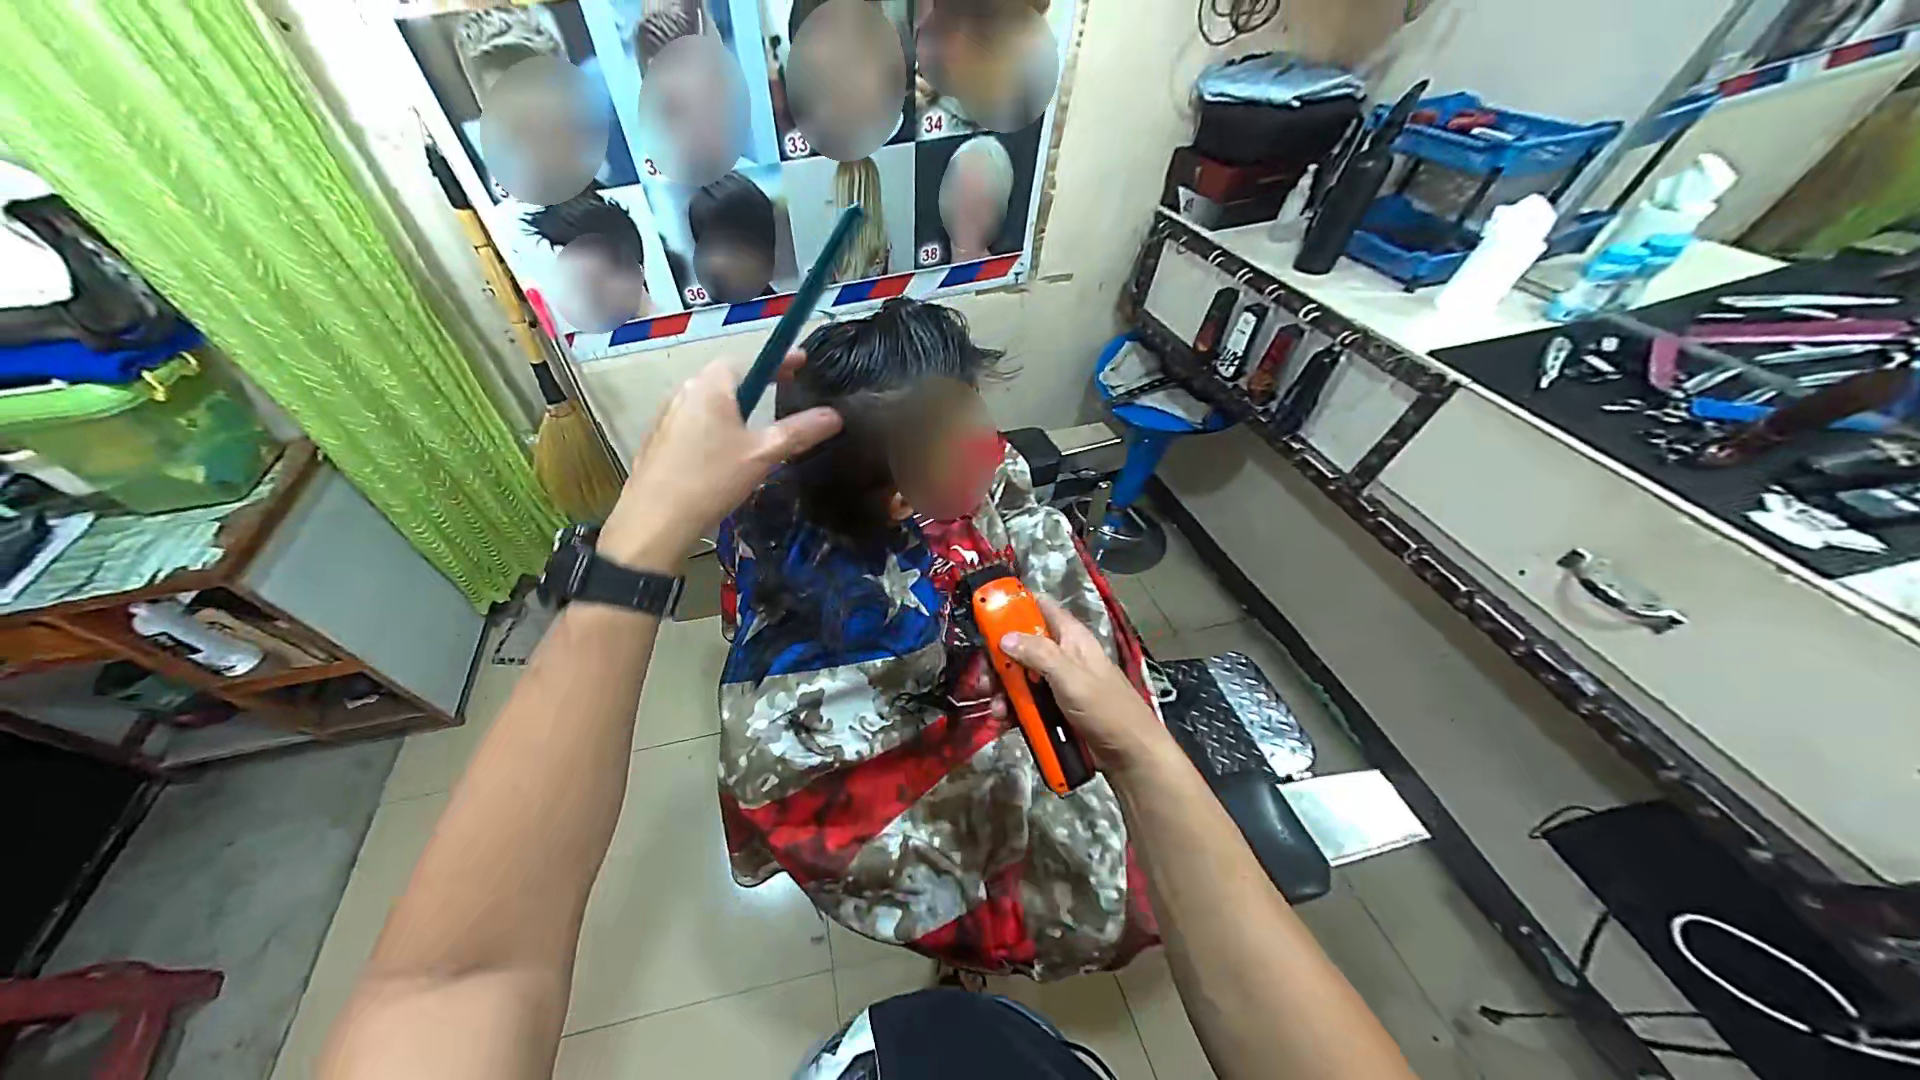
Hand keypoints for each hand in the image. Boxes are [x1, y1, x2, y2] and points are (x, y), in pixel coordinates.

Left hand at [598, 353, 840, 568]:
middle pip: (729, 377)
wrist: (655, 521)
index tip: (803, 362)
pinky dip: (718, 422)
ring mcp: (668, 414)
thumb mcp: (764, 454)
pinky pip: (697, 418)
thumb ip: (801, 431)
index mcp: (711, 386)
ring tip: (759, 421)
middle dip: (758, 381)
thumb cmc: (712, 479)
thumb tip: (835, 415)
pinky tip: (727, 447)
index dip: (780, 360)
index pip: (751, 360)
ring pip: (711, 399)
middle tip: (785, 388)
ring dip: (737, 403)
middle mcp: (686, 390)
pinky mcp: (660, 437)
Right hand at [999, 596, 1177, 775]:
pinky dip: (1012, 708)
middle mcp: (1061, 654)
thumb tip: (1005, 637)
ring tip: (997, 709)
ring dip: (1003, 690)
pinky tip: (1004, 721)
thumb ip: (1038, 654)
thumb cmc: (1106, 710)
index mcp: (1070, 636)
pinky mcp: (1053, 707)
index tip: (985, 617)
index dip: (1012, 606)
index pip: (1039, 606)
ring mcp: (1056, 682)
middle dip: (999, 661)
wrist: (1130, 755)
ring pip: (1019, 675)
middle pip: (1020, 645)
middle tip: (984, 679)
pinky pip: (1025, 700)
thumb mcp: (1071, 678)